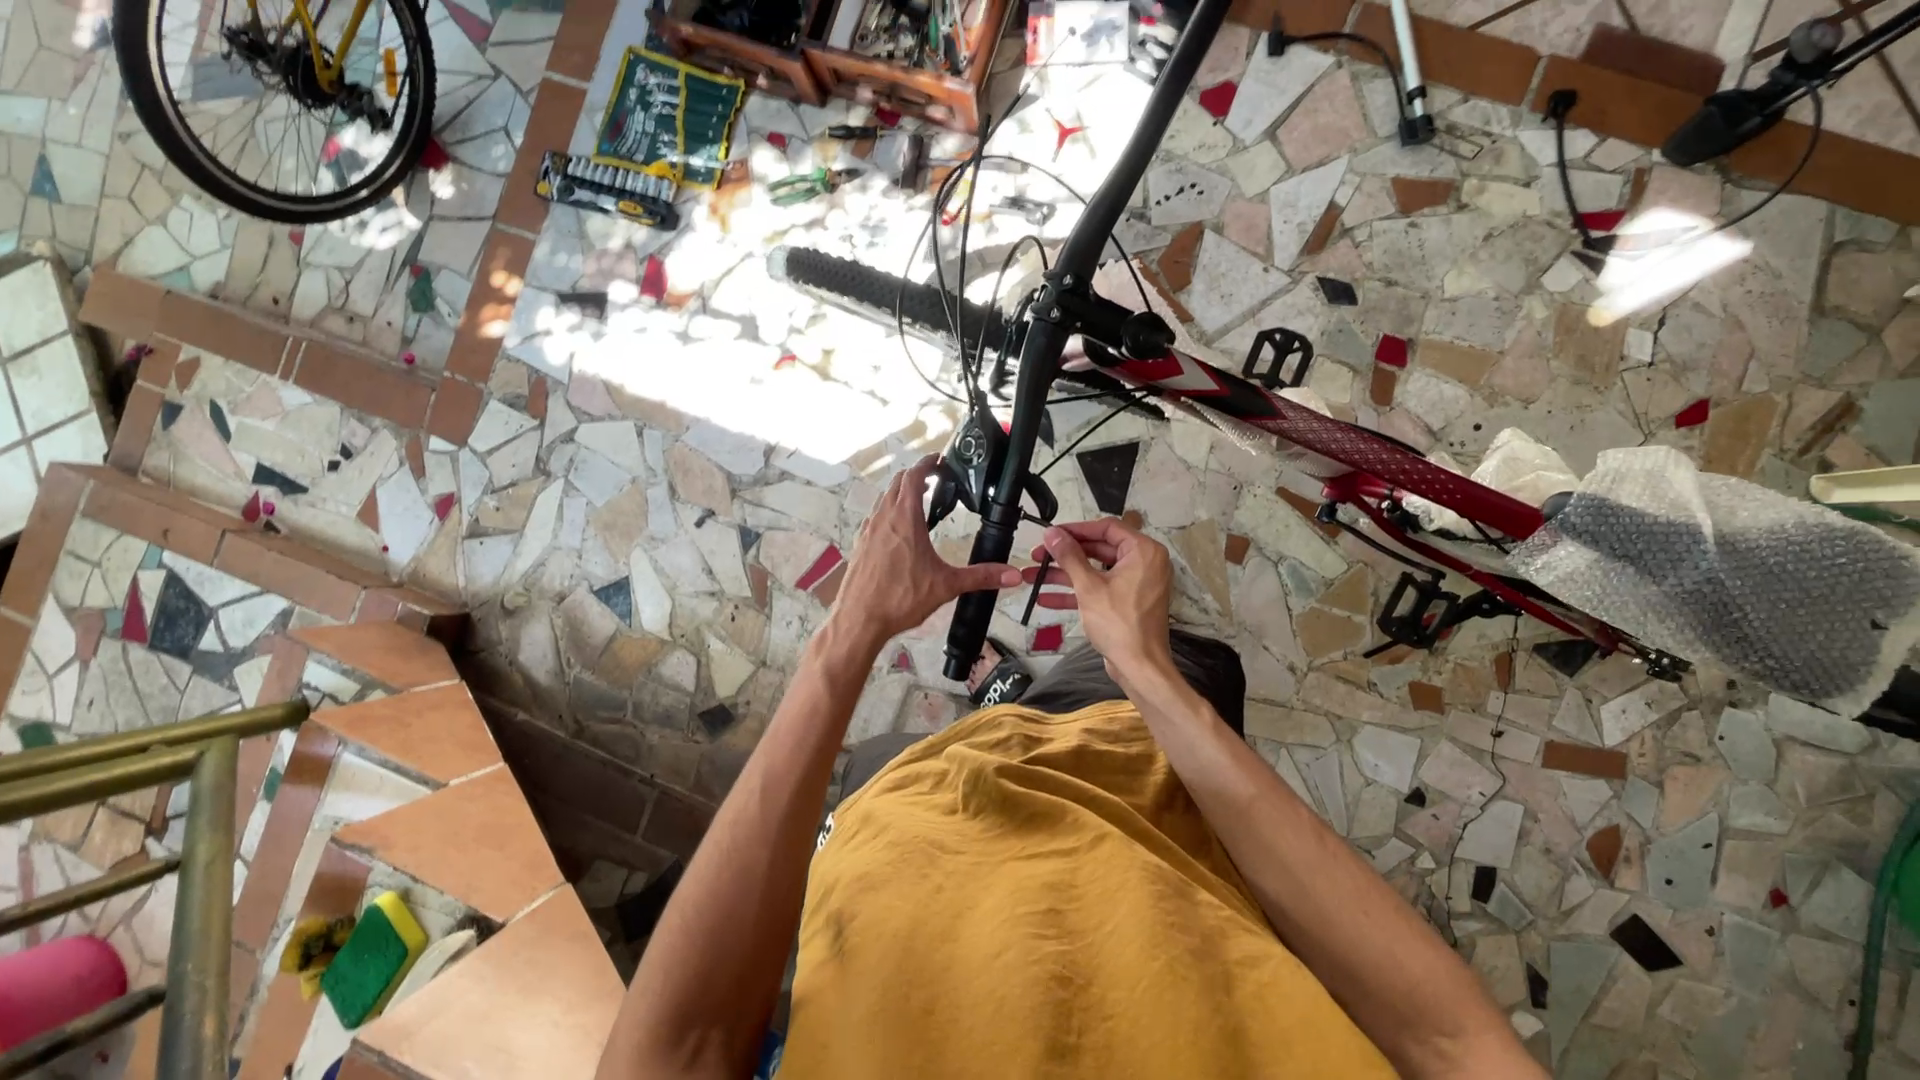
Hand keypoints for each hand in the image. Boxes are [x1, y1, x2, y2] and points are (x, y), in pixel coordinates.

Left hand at [829, 455, 1021, 650]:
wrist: (859, 620)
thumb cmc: (899, 599)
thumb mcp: (946, 585)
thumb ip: (981, 576)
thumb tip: (1012, 574)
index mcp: (905, 519)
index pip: (913, 476)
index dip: (926, 464)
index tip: (938, 460)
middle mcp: (883, 518)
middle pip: (896, 483)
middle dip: (914, 476)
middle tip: (933, 479)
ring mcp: (868, 531)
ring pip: (883, 499)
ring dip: (899, 493)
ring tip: (917, 501)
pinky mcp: (860, 545)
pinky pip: (874, 518)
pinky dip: (887, 513)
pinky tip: (897, 531)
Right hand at [1022, 518, 1174, 686]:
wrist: (1140, 667)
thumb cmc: (1120, 624)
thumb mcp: (1089, 587)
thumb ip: (1070, 557)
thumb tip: (1052, 534)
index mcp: (1143, 552)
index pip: (1107, 528)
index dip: (1076, 529)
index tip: (1051, 533)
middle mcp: (1143, 563)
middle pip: (1098, 549)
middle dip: (1065, 554)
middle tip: (1038, 555)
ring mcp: (1135, 583)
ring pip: (1095, 570)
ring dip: (1064, 574)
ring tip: (1032, 575)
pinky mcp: (1126, 602)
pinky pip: (1099, 588)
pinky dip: (1076, 592)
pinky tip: (1045, 598)